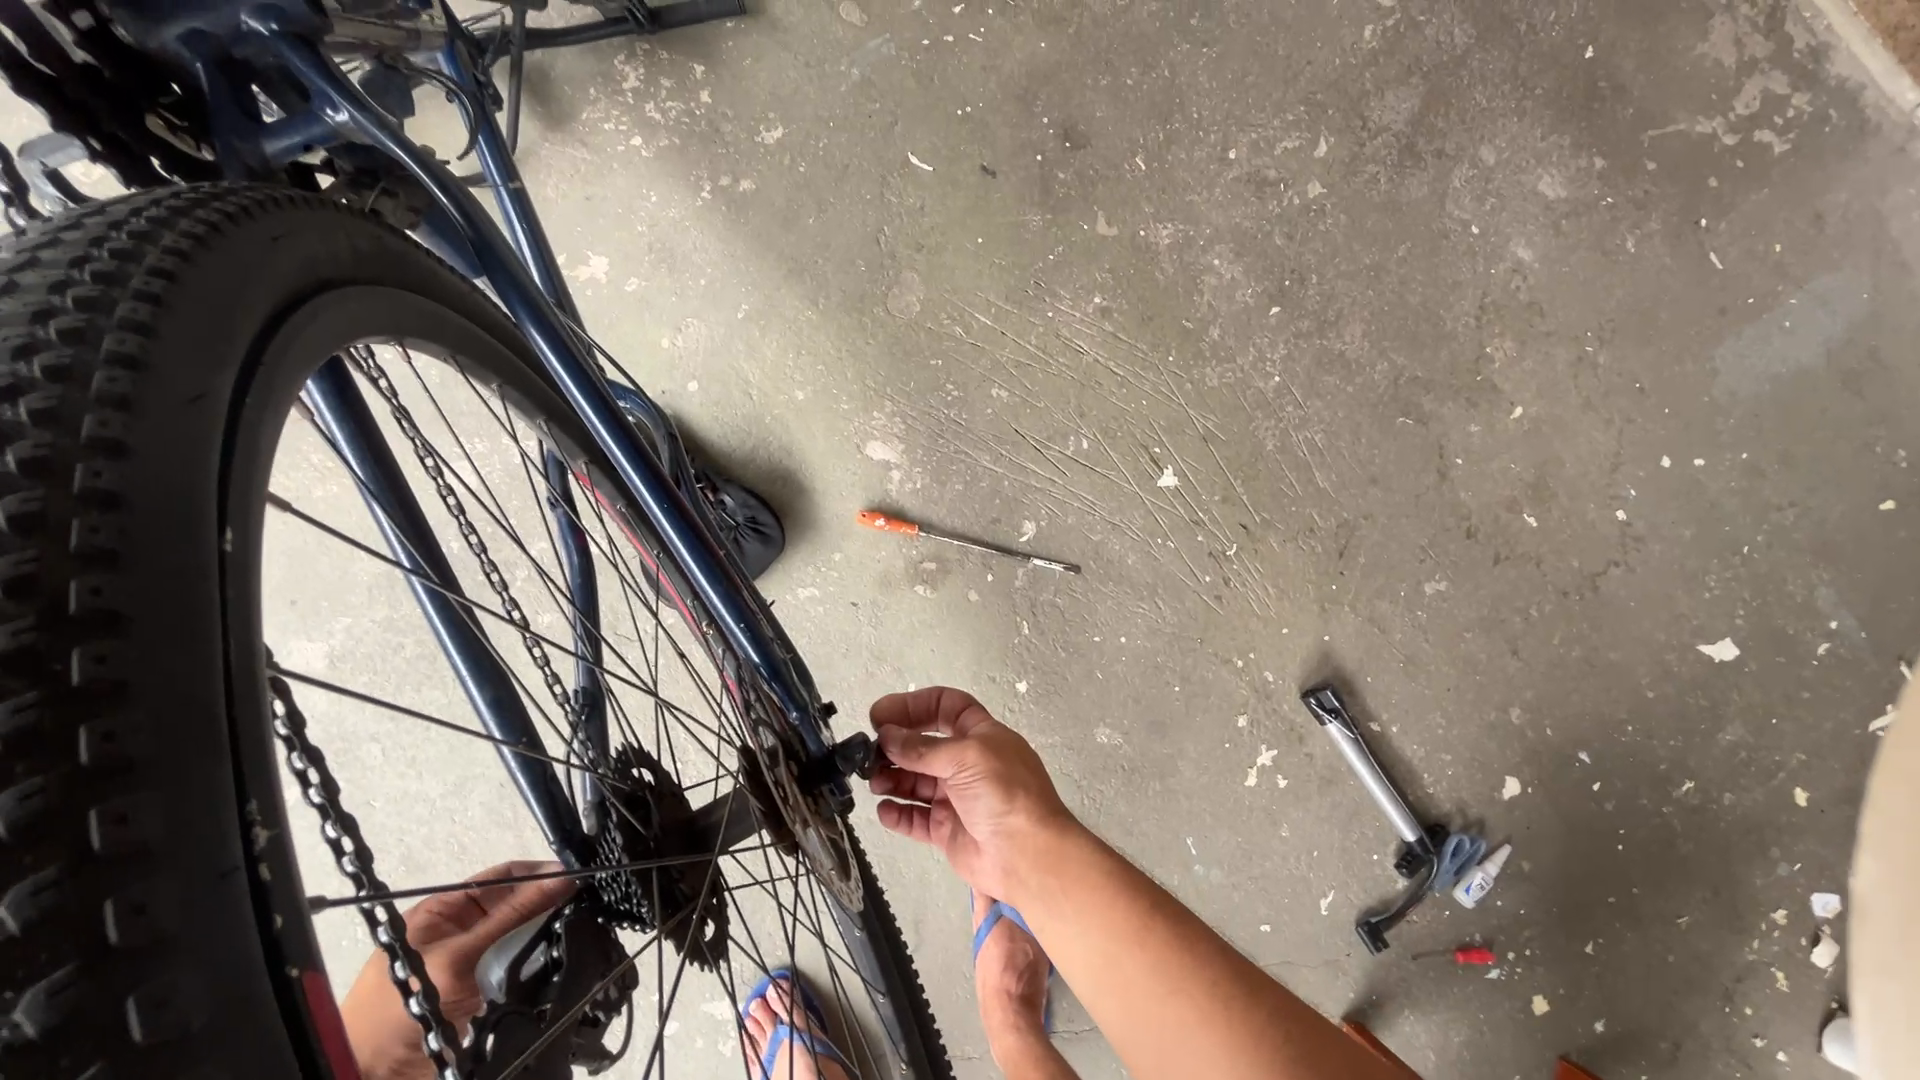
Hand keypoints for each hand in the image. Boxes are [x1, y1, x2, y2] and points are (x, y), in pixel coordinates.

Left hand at [340, 861, 575, 1079]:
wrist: (378, 1076)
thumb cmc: (404, 1006)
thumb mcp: (457, 955)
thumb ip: (512, 916)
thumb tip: (563, 877)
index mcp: (441, 911)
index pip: (497, 878)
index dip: (535, 873)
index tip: (575, 873)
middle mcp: (458, 930)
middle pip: (512, 904)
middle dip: (545, 899)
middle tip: (585, 896)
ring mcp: (472, 961)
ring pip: (519, 934)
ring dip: (544, 929)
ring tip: (580, 920)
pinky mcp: (484, 989)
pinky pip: (518, 963)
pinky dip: (538, 958)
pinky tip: (562, 951)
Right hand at [867, 687, 1078, 901]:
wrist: (1026, 855)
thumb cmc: (1004, 793)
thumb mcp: (966, 756)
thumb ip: (922, 748)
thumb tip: (887, 736)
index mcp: (980, 736)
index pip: (946, 707)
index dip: (914, 706)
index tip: (882, 714)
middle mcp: (967, 763)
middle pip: (924, 745)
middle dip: (896, 745)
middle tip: (869, 752)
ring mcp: (957, 797)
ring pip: (916, 781)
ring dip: (892, 778)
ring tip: (875, 780)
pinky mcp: (947, 829)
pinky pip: (915, 818)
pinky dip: (897, 813)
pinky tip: (884, 809)